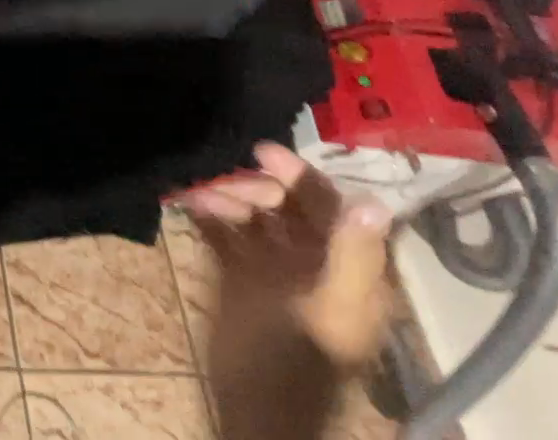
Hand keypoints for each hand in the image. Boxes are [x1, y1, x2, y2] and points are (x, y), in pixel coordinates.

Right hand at [183, 142, 393, 368]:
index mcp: (348, 269)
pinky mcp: (239, 277)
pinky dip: (206, 216)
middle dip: (254, 187)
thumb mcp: (332, 307)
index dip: (300, 177)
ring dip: (225, 198)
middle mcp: (313, 262)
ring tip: (197, 192)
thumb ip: (352, 256)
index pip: (330, 208)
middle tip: (219, 180)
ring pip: (252, 217)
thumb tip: (372, 201)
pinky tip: (185, 202)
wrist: (252, 404)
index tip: (260, 152)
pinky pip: (224, 235)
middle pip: (286, 208)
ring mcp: (274, 270)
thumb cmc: (297, 358)